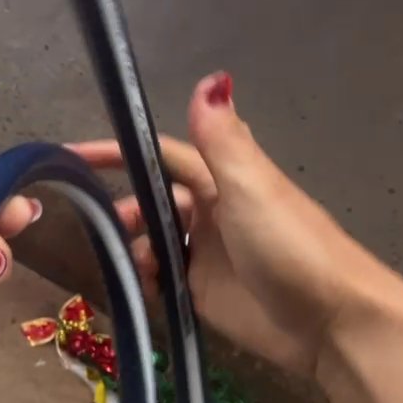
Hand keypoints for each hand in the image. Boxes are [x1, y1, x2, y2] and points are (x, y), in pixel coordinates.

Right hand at [72, 73, 397, 380]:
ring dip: (132, 249)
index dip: (120, 152)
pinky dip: (143, 280)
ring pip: (150, 241)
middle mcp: (213, 213)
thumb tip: (211, 79)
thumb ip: (223, 141)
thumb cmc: (291, 248)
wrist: (330, 323)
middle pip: (152, 203)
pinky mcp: (200, 291)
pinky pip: (156, 278)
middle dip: (124, 212)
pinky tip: (143, 287)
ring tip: (135, 265)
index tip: (72, 155)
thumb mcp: (252, 188)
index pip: (164, 157)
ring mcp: (206, 254)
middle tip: (103, 229)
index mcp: (226, 183)